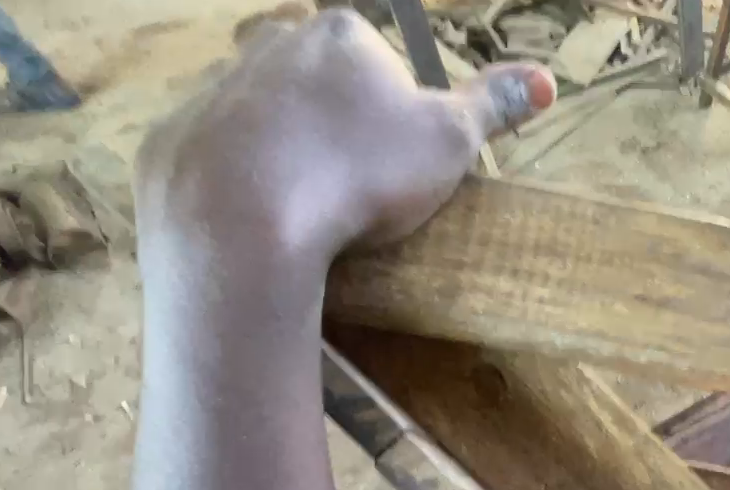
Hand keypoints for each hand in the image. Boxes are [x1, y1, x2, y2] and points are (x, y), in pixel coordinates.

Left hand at [134, 9, 553, 274]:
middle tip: (366, 186)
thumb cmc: (365, 169)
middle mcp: (275, 41)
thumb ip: (493, 106)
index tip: (406, 164)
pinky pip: (227, 149)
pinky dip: (250, 176)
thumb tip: (547, 78)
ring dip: (297, 148)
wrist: (251, 210)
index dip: (402, 114)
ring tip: (318, 205)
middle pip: (323, 81)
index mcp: (343, 36)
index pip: (382, 60)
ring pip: (272, 113)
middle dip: (346, 125)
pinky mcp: (182, 130)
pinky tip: (271, 214)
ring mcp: (222, 83)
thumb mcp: (450, 141)